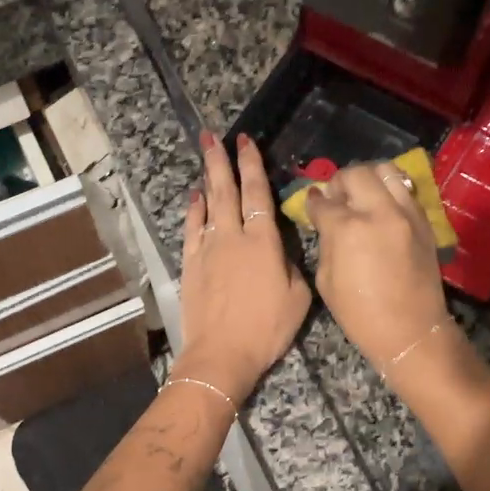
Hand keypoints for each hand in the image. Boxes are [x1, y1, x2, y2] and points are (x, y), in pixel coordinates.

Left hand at [174, 131, 310, 403]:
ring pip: (207, 205)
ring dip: (207, 178)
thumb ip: (291, 267)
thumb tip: (281, 252)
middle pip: (226, 190)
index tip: (246, 141)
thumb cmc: (266, 330)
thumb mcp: (298, 298)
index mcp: (264, 242)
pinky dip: (194, 210)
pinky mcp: (191, 266)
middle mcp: (233, 238)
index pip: (258, 193)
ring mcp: (208, 250)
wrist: (222, 354)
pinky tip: (195, 199)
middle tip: (214, 136)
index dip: (251, 165)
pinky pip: (192, 229)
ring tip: (205, 155)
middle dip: (222, 160)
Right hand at [307, 160, 455, 374]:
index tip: (311, 204)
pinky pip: (405, 189)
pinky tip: (382, 206)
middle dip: (339, 182)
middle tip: (335, 198)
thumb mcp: (326, 282)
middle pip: (355, 174)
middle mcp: (378, 211)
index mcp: (347, 230)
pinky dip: (390, 190)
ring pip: (386, 170)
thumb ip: (325, 243)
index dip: (312, 202)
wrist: (410, 330)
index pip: (323, 202)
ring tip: (362, 194)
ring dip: (368, 178)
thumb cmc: (360, 314)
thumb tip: (326, 223)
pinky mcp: (423, 220)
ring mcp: (405, 213)